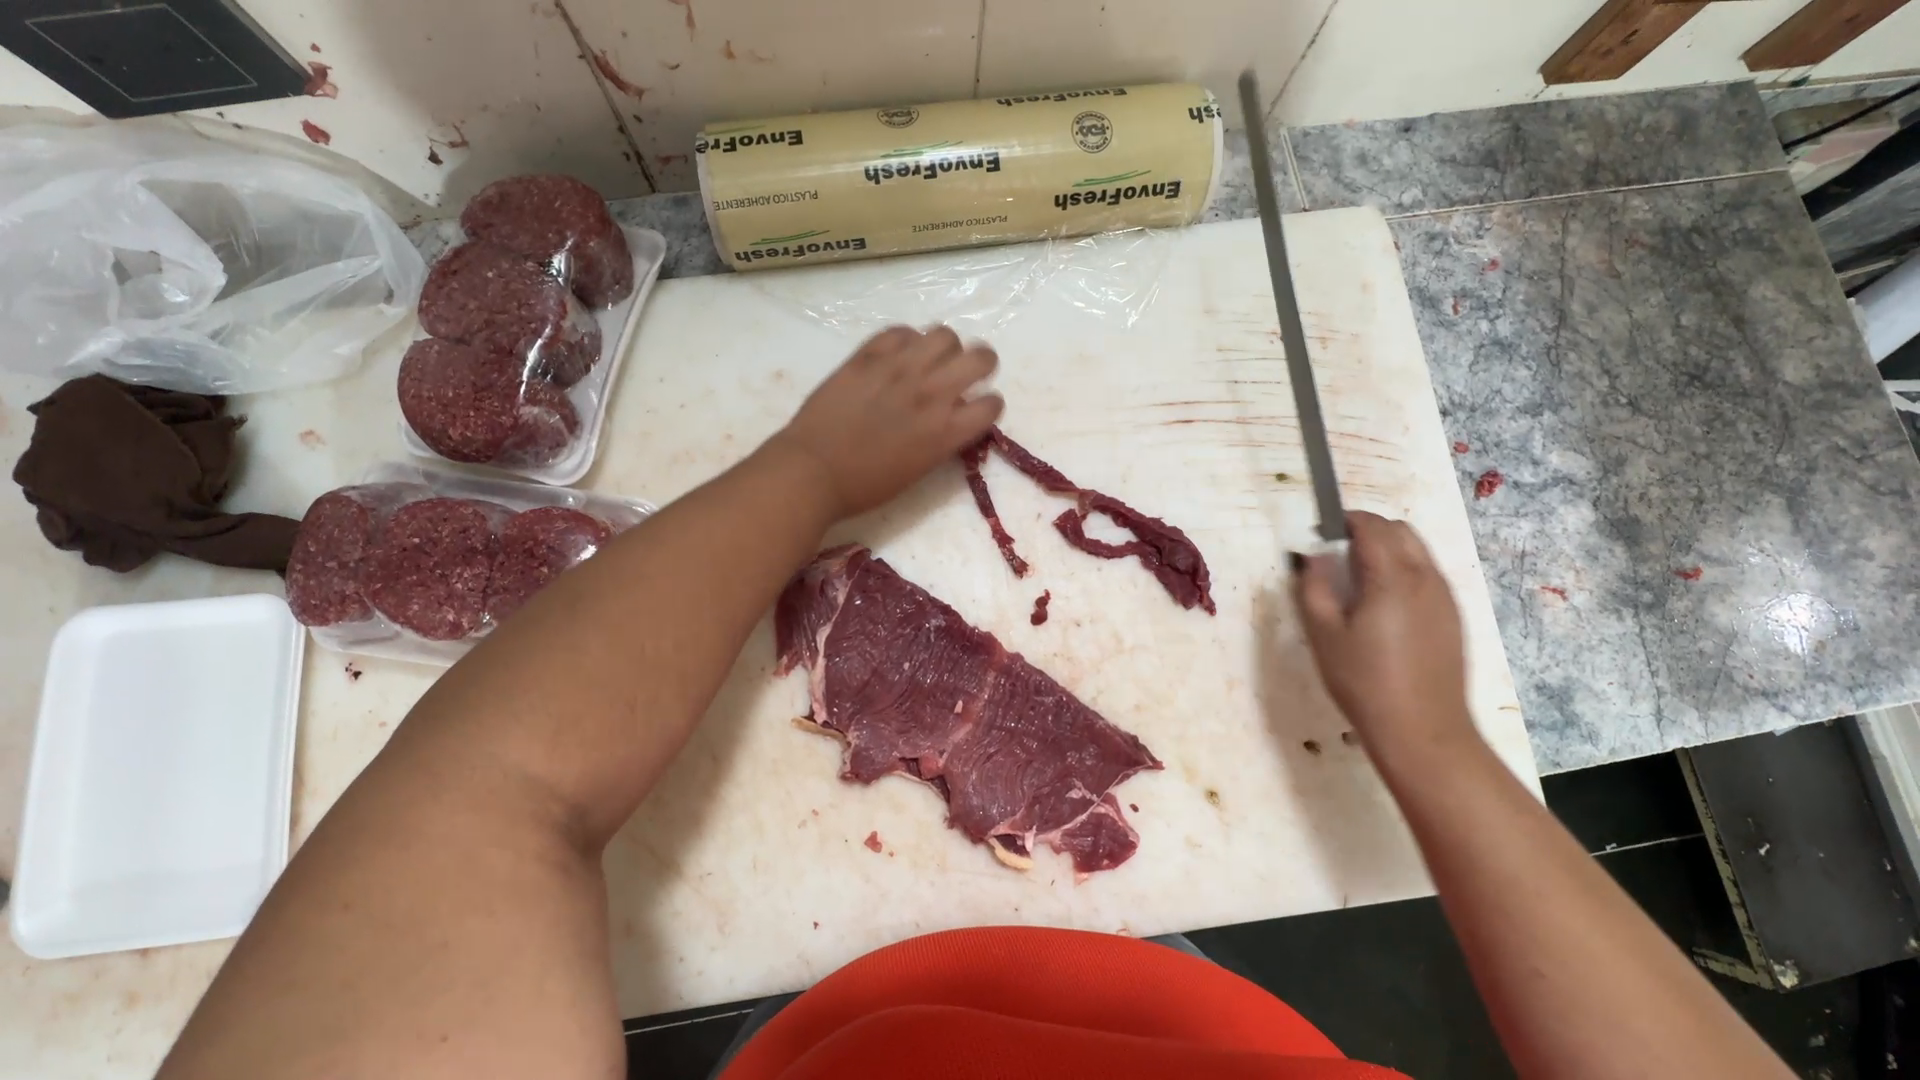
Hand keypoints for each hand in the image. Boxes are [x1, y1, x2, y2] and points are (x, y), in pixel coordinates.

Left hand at [767, 326, 1002, 519]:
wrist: (813, 471)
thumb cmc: (864, 485)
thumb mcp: (919, 468)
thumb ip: (943, 438)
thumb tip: (952, 415)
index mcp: (946, 431)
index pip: (992, 404)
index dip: (988, 404)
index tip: (976, 408)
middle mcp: (932, 393)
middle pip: (982, 357)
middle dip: (981, 364)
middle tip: (966, 372)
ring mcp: (900, 369)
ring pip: (945, 334)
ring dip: (945, 347)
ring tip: (930, 359)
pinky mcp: (869, 356)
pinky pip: (901, 331)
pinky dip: (907, 340)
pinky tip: (897, 355)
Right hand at [1294, 511, 1479, 767]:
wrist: (1423, 732)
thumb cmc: (1364, 683)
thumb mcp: (1323, 635)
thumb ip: (1313, 587)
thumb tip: (1312, 557)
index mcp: (1393, 577)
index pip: (1371, 525)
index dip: (1343, 521)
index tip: (1321, 536)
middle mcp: (1426, 578)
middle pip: (1400, 531)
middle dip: (1367, 532)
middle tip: (1337, 559)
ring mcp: (1445, 598)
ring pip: (1417, 552)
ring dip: (1387, 552)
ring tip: (1358, 588)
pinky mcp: (1453, 618)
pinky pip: (1427, 577)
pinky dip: (1403, 575)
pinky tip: (1383, 613)